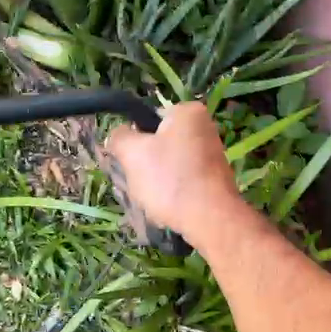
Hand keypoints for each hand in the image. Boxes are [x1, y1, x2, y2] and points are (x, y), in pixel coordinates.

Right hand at [105, 102, 251, 250]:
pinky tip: (169, 207)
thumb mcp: (133, 154)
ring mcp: (211, 155)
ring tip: (155, 199)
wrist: (210, 219)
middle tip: (140, 183)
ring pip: (167, 167)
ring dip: (155, 183)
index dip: (135, 142)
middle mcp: (205, 128)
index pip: (148, 121)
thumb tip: (117, 135)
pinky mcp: (213, 180)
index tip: (132, 162)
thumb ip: (119, 138)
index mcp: (188, 112)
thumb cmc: (170, 180)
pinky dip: (171, 194)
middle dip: (145, 166)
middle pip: (158, 145)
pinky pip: (182, 183)